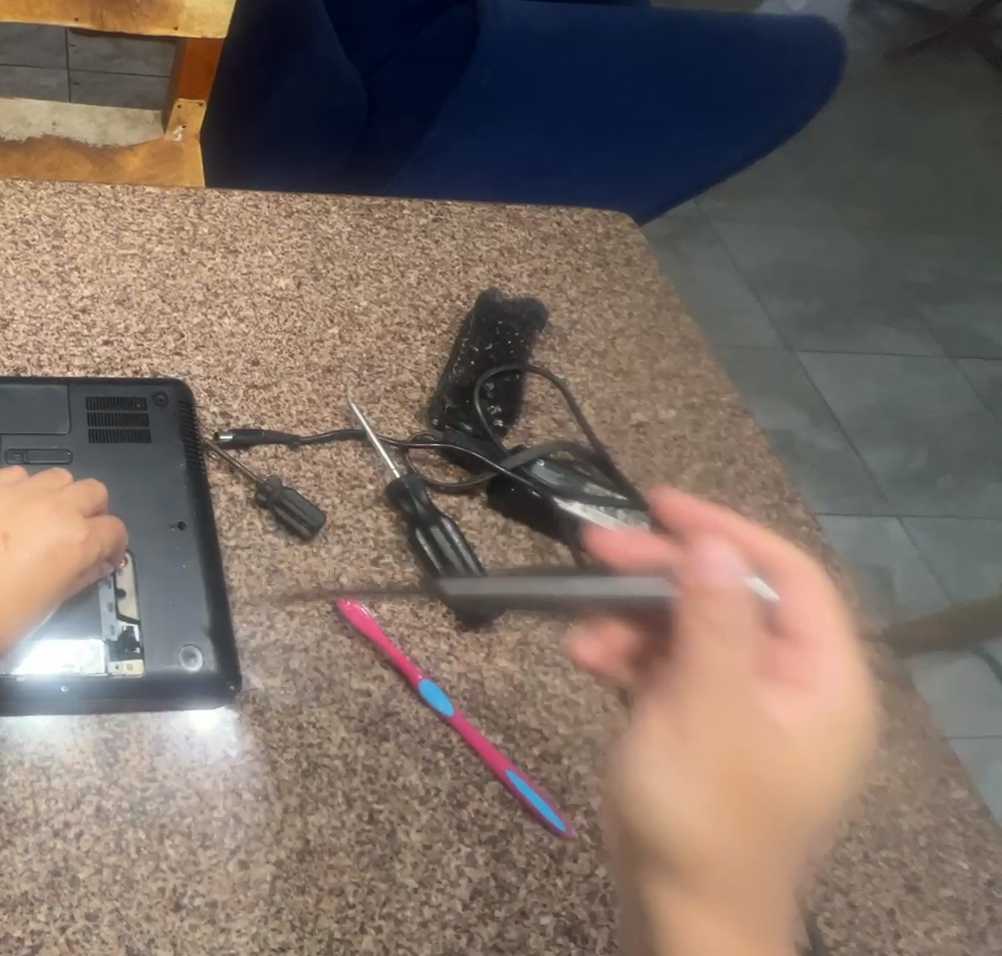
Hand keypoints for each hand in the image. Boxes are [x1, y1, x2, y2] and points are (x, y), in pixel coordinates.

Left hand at [0, 466, 128, 673]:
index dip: (113, 545)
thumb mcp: (52, 603)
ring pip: (58, 477)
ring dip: (60, 496)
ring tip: (43, 521)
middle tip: (78, 536)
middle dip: (93, 513)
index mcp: (77, 540)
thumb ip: (81, 574)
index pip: (114, 529)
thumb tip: (98, 562)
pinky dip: (22, 488)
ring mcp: (17, 493)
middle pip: (93, 491)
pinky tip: (11, 513)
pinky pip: (17, 474)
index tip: (103, 557)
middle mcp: (54, 507)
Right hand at [567, 488, 877, 952]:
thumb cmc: (704, 812)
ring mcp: (735, 698)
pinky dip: (619, 654)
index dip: (726, 532)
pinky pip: (655, 660)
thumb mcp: (704, 712)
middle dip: (654, 575)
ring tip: (581, 645)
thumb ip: (713, 627)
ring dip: (622, 622)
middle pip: (722, 595)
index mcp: (819, 681)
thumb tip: (712, 547)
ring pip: (678, 625)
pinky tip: (586, 663)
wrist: (678, 898)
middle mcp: (784, 680)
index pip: (788, 578)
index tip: (657, 504)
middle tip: (590, 550)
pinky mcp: (690, 713)